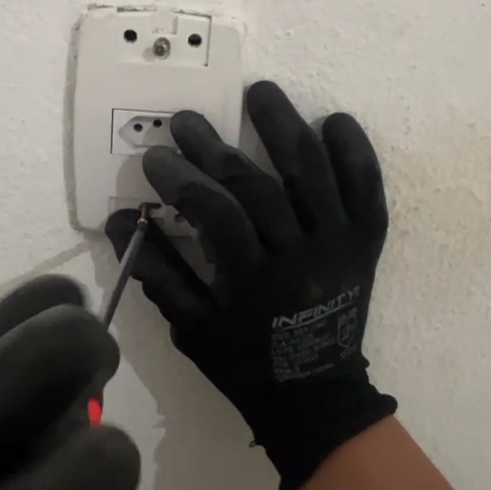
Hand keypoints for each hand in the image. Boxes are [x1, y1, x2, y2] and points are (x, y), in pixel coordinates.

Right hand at [105, 80, 393, 489]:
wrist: (318, 397)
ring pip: (314, 173)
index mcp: (255, 282)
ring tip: (259, 92)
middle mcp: (302, 256)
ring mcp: (341, 245)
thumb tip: (122, 219)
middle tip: (185, 120)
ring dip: (285, 126)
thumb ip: (157, 271)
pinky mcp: (368, 242)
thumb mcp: (191, 327)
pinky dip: (354, 151)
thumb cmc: (246, 365)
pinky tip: (333, 121)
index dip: (181, 179)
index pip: (215, 212)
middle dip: (215, 146)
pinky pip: (367, 187)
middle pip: (258, 184)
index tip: (155, 159)